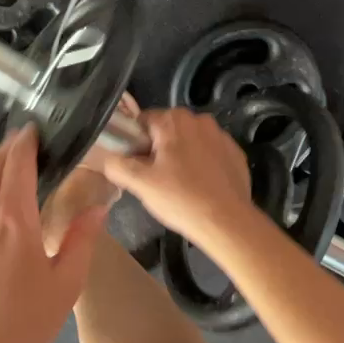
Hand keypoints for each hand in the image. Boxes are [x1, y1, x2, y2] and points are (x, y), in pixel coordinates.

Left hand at [0, 124, 105, 342]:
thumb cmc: (24, 324)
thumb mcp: (65, 284)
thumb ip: (82, 239)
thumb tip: (98, 207)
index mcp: (13, 218)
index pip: (17, 161)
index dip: (27, 141)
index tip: (36, 131)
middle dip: (8, 149)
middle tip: (25, 146)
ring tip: (6, 169)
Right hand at [89, 108, 261, 250]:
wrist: (228, 223)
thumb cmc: (181, 198)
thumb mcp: (140, 184)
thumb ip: (117, 165)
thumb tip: (107, 158)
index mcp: (173, 120)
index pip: (142, 121)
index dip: (134, 143)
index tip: (136, 165)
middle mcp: (198, 119)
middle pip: (166, 130)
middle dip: (158, 149)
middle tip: (155, 178)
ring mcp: (221, 135)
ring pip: (189, 140)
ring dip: (181, 155)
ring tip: (179, 185)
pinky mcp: (236, 152)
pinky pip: (209, 152)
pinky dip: (202, 164)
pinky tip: (200, 186)